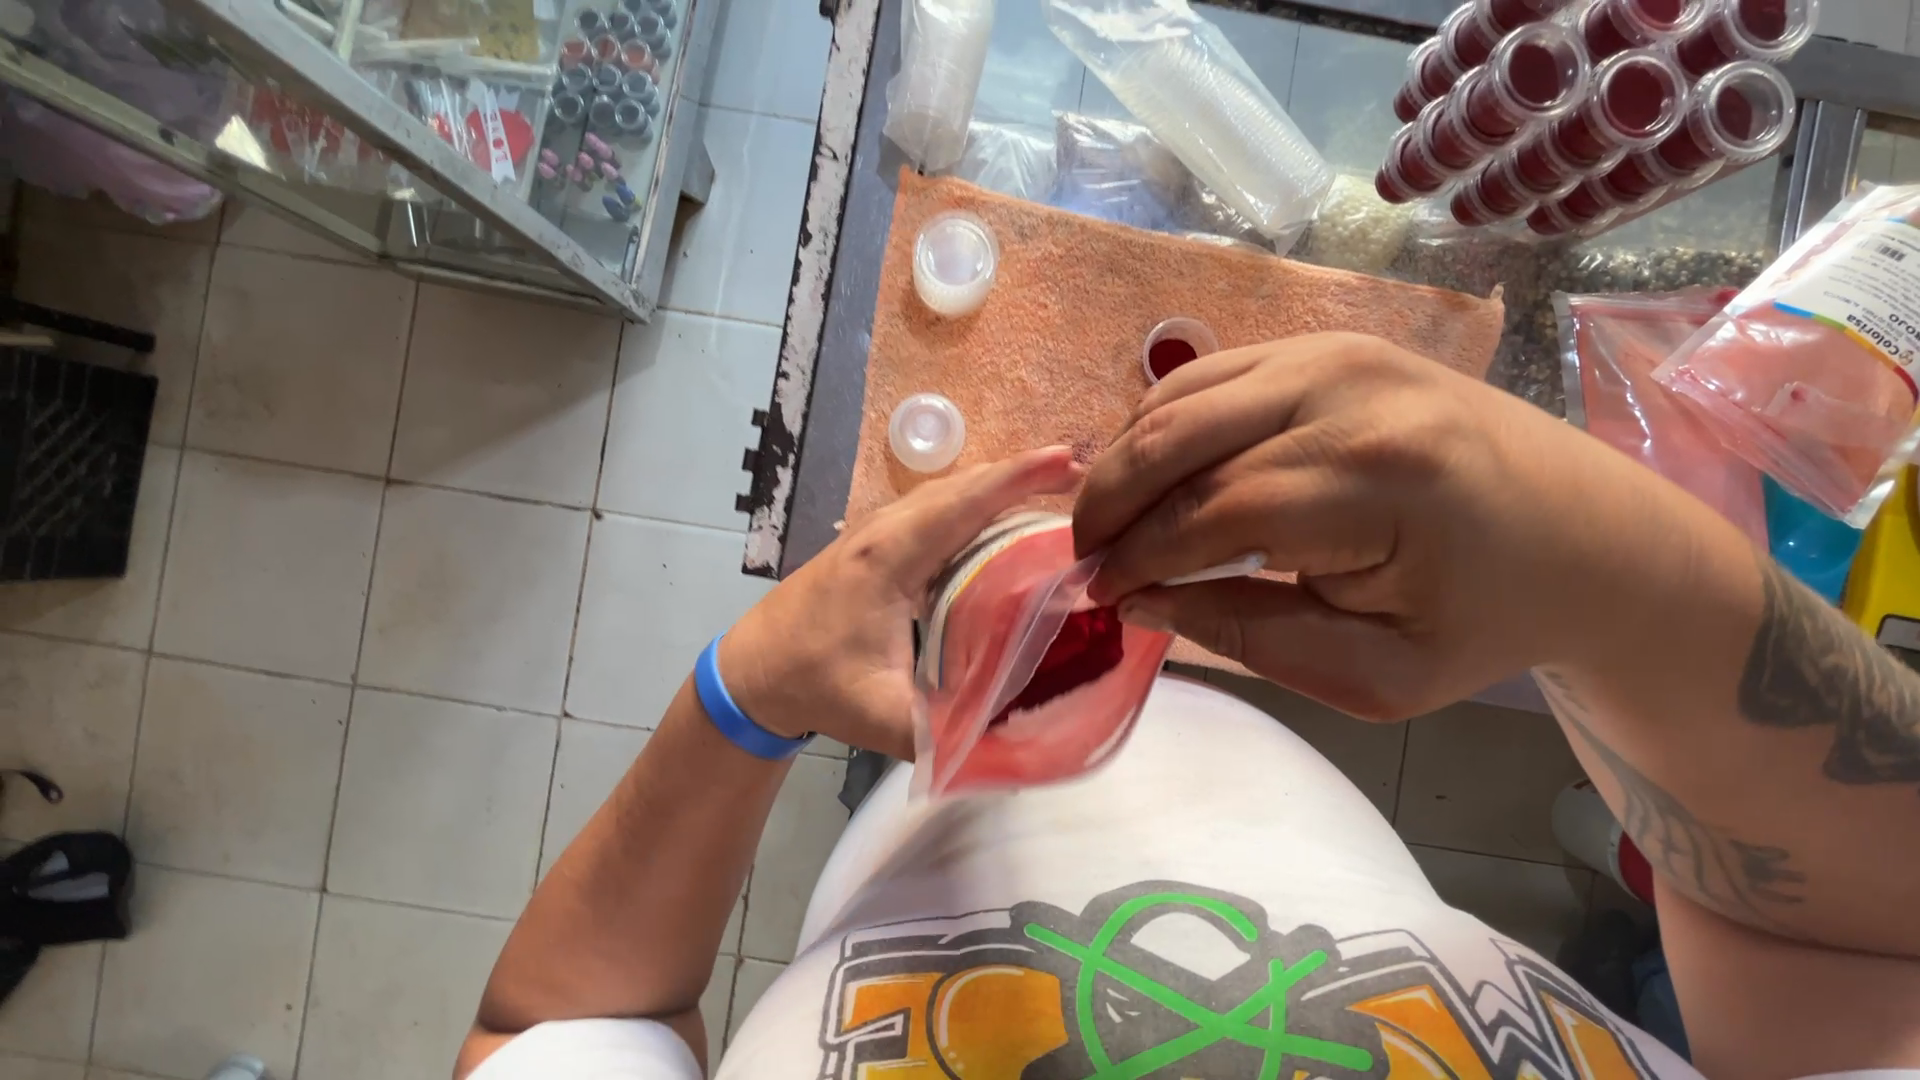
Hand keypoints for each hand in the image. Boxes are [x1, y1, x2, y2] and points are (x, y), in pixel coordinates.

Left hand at [720, 447, 1082, 757]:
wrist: (754, 669)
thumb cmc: (815, 685)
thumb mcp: (881, 718)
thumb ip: (946, 733)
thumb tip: (1016, 742)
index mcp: (890, 558)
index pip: (964, 503)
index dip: (1019, 478)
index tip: (1069, 460)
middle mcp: (885, 530)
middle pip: (963, 486)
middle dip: (1022, 474)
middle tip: (1083, 479)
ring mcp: (878, 530)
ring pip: (949, 493)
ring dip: (1000, 485)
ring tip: (1055, 489)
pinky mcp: (877, 541)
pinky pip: (937, 509)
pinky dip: (977, 503)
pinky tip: (1002, 518)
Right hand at [1072, 333, 1740, 719]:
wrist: (1594, 539)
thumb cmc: (1484, 621)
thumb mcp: (1370, 673)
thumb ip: (1242, 635)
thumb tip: (1136, 600)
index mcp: (1374, 478)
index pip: (1208, 514)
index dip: (1136, 559)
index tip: (1097, 596)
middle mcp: (1347, 388)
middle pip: (1177, 438)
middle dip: (1109, 502)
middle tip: (1082, 556)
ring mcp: (1337, 350)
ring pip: (1180, 398)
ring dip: (1126, 462)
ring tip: (1108, 522)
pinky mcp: (1329, 343)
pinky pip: (1209, 375)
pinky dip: (1161, 425)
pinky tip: (1151, 473)